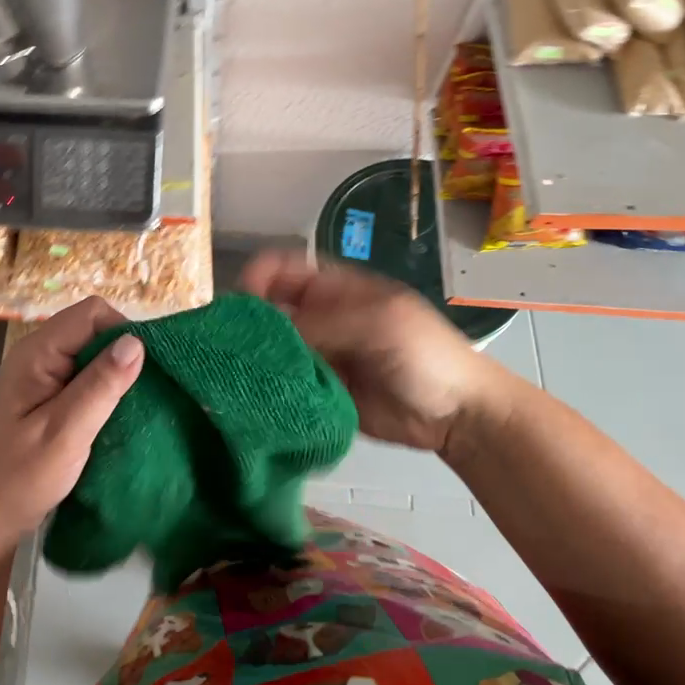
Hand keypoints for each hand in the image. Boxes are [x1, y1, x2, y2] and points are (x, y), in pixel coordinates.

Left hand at [0, 297, 144, 553]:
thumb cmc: (18, 480)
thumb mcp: (65, 433)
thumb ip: (100, 386)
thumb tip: (136, 341)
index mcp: (36, 353)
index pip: (91, 313)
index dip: (123, 332)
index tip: (146, 371)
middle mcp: (36, 354)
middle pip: (91, 328)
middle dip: (122, 353)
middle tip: (143, 393)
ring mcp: (38, 375)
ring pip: (89, 353)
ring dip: (114, 374)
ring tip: (134, 406)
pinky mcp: (44, 397)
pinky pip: (81, 376)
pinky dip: (102, 390)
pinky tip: (114, 416)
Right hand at [241, 250, 512, 452]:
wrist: (459, 416)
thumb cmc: (426, 355)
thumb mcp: (377, 323)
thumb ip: (320, 322)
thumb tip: (261, 328)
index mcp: (331, 289)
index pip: (280, 269)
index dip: (256, 277)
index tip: (239, 302)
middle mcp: (316, 318)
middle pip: (266, 310)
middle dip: (245, 322)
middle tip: (226, 345)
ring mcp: (314, 357)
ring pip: (269, 350)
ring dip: (252, 358)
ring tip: (234, 374)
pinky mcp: (314, 392)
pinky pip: (281, 385)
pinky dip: (267, 389)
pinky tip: (253, 397)